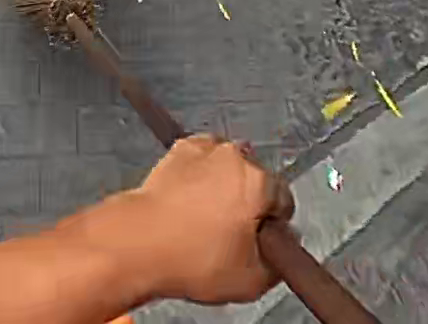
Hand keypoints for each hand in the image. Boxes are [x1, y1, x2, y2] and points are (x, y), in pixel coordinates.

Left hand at [119, 134, 294, 304]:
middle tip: (232, 231)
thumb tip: (284, 247)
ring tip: (206, 214)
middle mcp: (237, 156)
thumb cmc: (194, 258)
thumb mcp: (250, 281)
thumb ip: (278, 263)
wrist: (143, 239)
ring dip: (225, 183)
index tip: (263, 238)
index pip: (283, 198)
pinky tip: (189, 198)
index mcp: (259, 183)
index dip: (276, 222)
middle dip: (249, 201)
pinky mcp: (183, 147)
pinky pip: (203, 158)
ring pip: (229, 165)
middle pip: (255, 178)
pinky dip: (201, 172)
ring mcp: (208, 148)